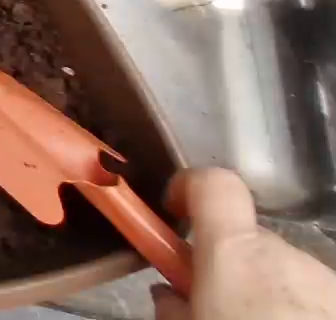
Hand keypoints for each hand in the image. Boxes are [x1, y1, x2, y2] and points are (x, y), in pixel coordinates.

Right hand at [153, 168, 335, 319]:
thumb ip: (170, 302)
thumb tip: (170, 294)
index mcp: (237, 249)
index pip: (214, 183)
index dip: (188, 187)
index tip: (173, 216)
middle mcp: (290, 257)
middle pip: (251, 240)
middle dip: (232, 266)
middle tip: (217, 305)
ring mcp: (334, 288)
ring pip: (289, 276)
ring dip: (271, 296)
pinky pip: (320, 302)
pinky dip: (303, 314)